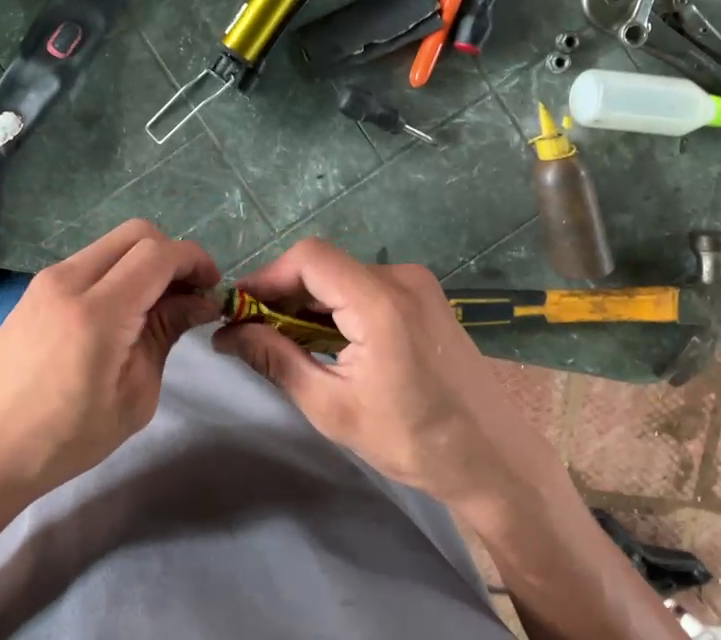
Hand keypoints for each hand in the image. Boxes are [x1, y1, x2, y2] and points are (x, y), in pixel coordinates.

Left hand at [0, 220, 219, 504]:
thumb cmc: (63, 440)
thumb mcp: (133, 398)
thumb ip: (165, 336)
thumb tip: (198, 301)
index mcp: (97, 311)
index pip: (159, 253)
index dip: (195, 261)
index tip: (213, 288)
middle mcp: (69, 280)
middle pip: (136, 233)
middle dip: (171, 254)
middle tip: (188, 295)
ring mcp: (46, 280)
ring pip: (110, 244)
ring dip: (142, 261)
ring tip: (157, 307)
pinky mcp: (34, 289)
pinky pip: (88, 261)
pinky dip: (116, 271)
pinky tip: (122, 312)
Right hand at [213, 239, 551, 516]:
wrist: (494, 461)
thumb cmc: (412, 440)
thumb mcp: (332, 407)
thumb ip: (276, 360)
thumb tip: (227, 335)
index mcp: (381, 301)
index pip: (308, 259)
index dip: (266, 277)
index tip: (238, 311)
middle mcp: (401, 279)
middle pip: (323, 265)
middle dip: (281, 293)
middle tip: (252, 331)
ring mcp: (417, 285)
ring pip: (341, 275)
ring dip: (307, 302)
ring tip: (282, 340)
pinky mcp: (424, 298)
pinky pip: (364, 286)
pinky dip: (335, 306)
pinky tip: (322, 340)